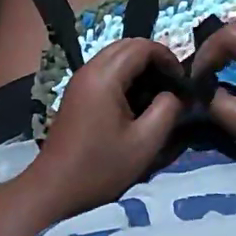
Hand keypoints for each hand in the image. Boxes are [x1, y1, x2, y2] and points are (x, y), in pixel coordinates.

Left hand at [19, 39, 181, 220]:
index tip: (181, 81)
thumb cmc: (101, 168)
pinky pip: (105, 69)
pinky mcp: (76, 92)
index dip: (167, 57)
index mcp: (105, 77)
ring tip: (157, 92)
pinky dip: (125, 75)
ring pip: (115, 55)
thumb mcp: (145, 142)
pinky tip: (135, 101)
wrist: (54, 190)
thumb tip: (176, 93)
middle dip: (154, 58)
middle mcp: (89, 70)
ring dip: (139, 66)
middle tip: (171, 83)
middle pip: (127, 45)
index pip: (142, 46)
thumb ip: (168, 110)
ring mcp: (79, 80)